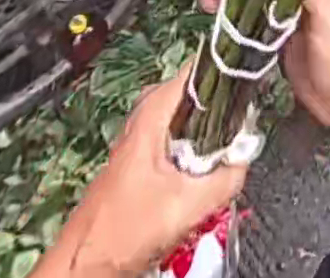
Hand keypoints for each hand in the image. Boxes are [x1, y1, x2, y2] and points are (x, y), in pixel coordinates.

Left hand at [34, 70, 245, 277]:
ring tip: (226, 145)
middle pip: (190, 94)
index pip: (193, 71)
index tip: (246, 81)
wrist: (82, 268)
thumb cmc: (126, 229)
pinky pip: (174, 138)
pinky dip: (192, 145)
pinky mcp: (139, 161)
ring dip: (205, 128)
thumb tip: (244, 161)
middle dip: (217, 104)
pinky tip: (203, 170)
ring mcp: (139, 139)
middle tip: (238, 119)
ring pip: (182, 119)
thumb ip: (226, 179)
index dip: (222, 72)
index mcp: (151, 113)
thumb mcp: (187, 205)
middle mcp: (143, 118)